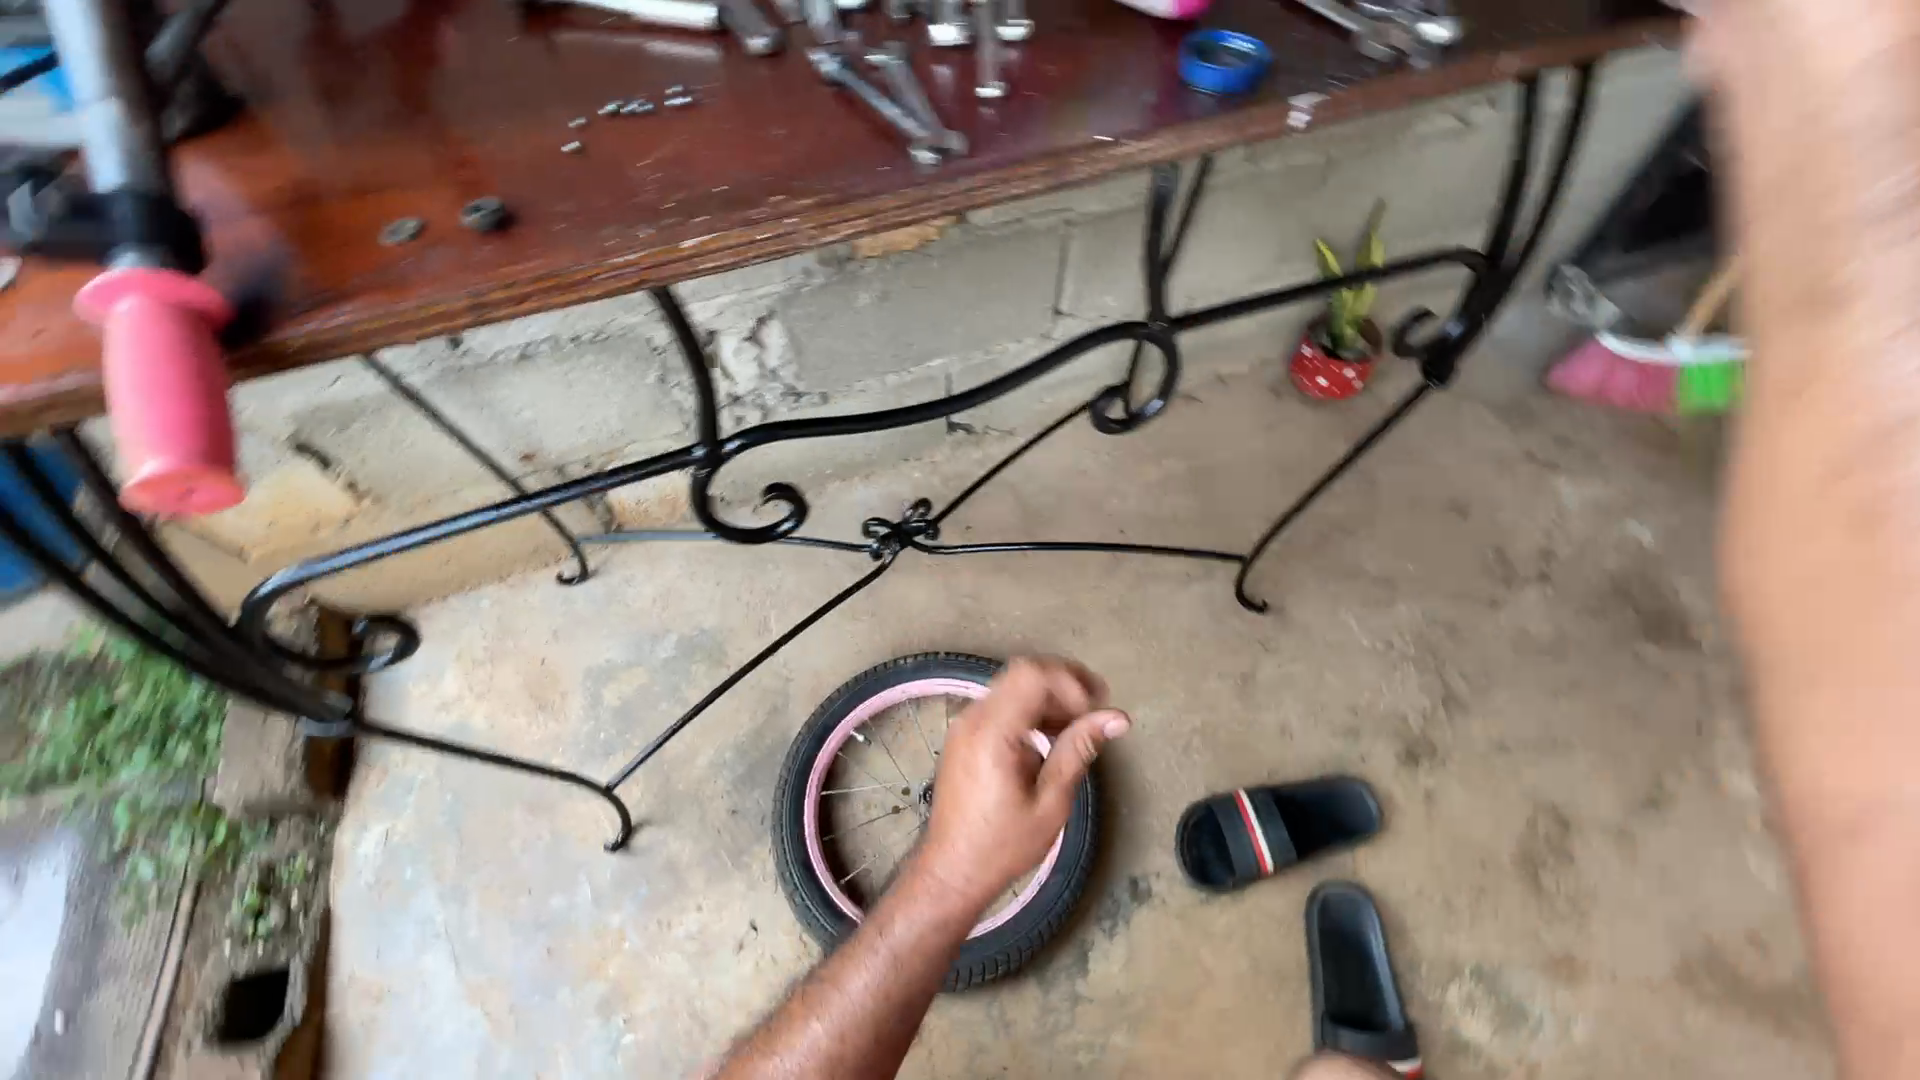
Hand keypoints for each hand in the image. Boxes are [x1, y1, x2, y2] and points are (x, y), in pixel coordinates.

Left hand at [908, 656, 1130, 915]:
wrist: (952, 869)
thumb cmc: (1002, 845)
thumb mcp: (1051, 803)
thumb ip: (1079, 750)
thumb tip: (1117, 717)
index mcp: (992, 733)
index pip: (1033, 675)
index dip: (1071, 682)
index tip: (1096, 709)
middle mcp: (973, 718)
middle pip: (1023, 673)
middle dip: (1065, 683)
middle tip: (1097, 708)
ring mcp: (964, 724)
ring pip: (1013, 685)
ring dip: (1050, 696)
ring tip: (1081, 725)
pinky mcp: (965, 734)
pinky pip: (1001, 704)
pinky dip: (1031, 709)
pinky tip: (1053, 735)